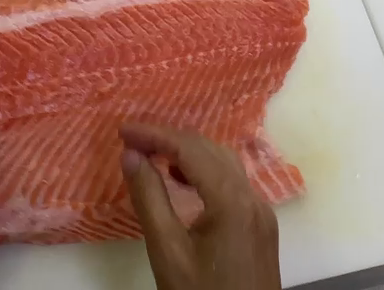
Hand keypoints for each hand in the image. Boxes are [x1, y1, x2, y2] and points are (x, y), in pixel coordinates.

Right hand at [119, 123, 280, 289]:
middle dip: (168, 139)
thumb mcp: (167, 252)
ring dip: (187, 152)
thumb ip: (148, 197)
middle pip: (208, 149)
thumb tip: (130, 154)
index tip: (122, 131)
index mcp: (232, 200)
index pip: (189, 148)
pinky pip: (232, 182)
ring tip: (153, 156)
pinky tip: (183, 181)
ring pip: (223, 162)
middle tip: (133, 142)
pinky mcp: (261, 227)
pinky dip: (204, 171)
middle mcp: (253, 199)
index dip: (153, 134)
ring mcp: (261, 213)